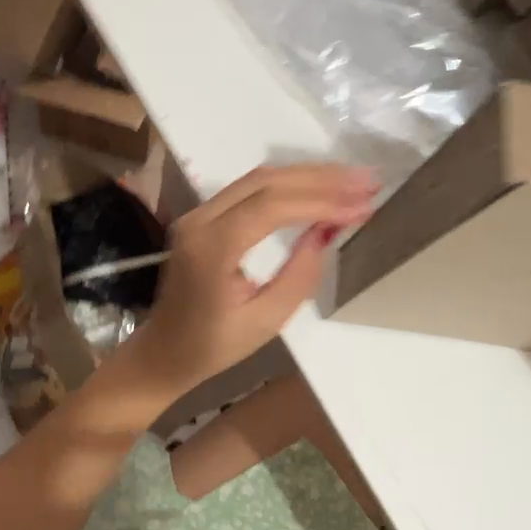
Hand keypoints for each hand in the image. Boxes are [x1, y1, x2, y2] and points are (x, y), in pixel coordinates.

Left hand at [115, 165, 376, 399]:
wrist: (163, 352)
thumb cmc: (213, 347)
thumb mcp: (266, 321)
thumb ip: (299, 274)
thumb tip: (327, 230)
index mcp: (210, 248)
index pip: (270, 207)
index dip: (320, 200)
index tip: (363, 205)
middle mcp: (199, 221)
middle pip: (265, 181)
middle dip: (320, 178)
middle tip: (367, 182)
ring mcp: (197, 215)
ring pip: (257, 179)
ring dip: (307, 177)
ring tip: (353, 182)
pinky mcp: (202, 217)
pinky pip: (249, 189)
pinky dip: (288, 186)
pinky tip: (319, 189)